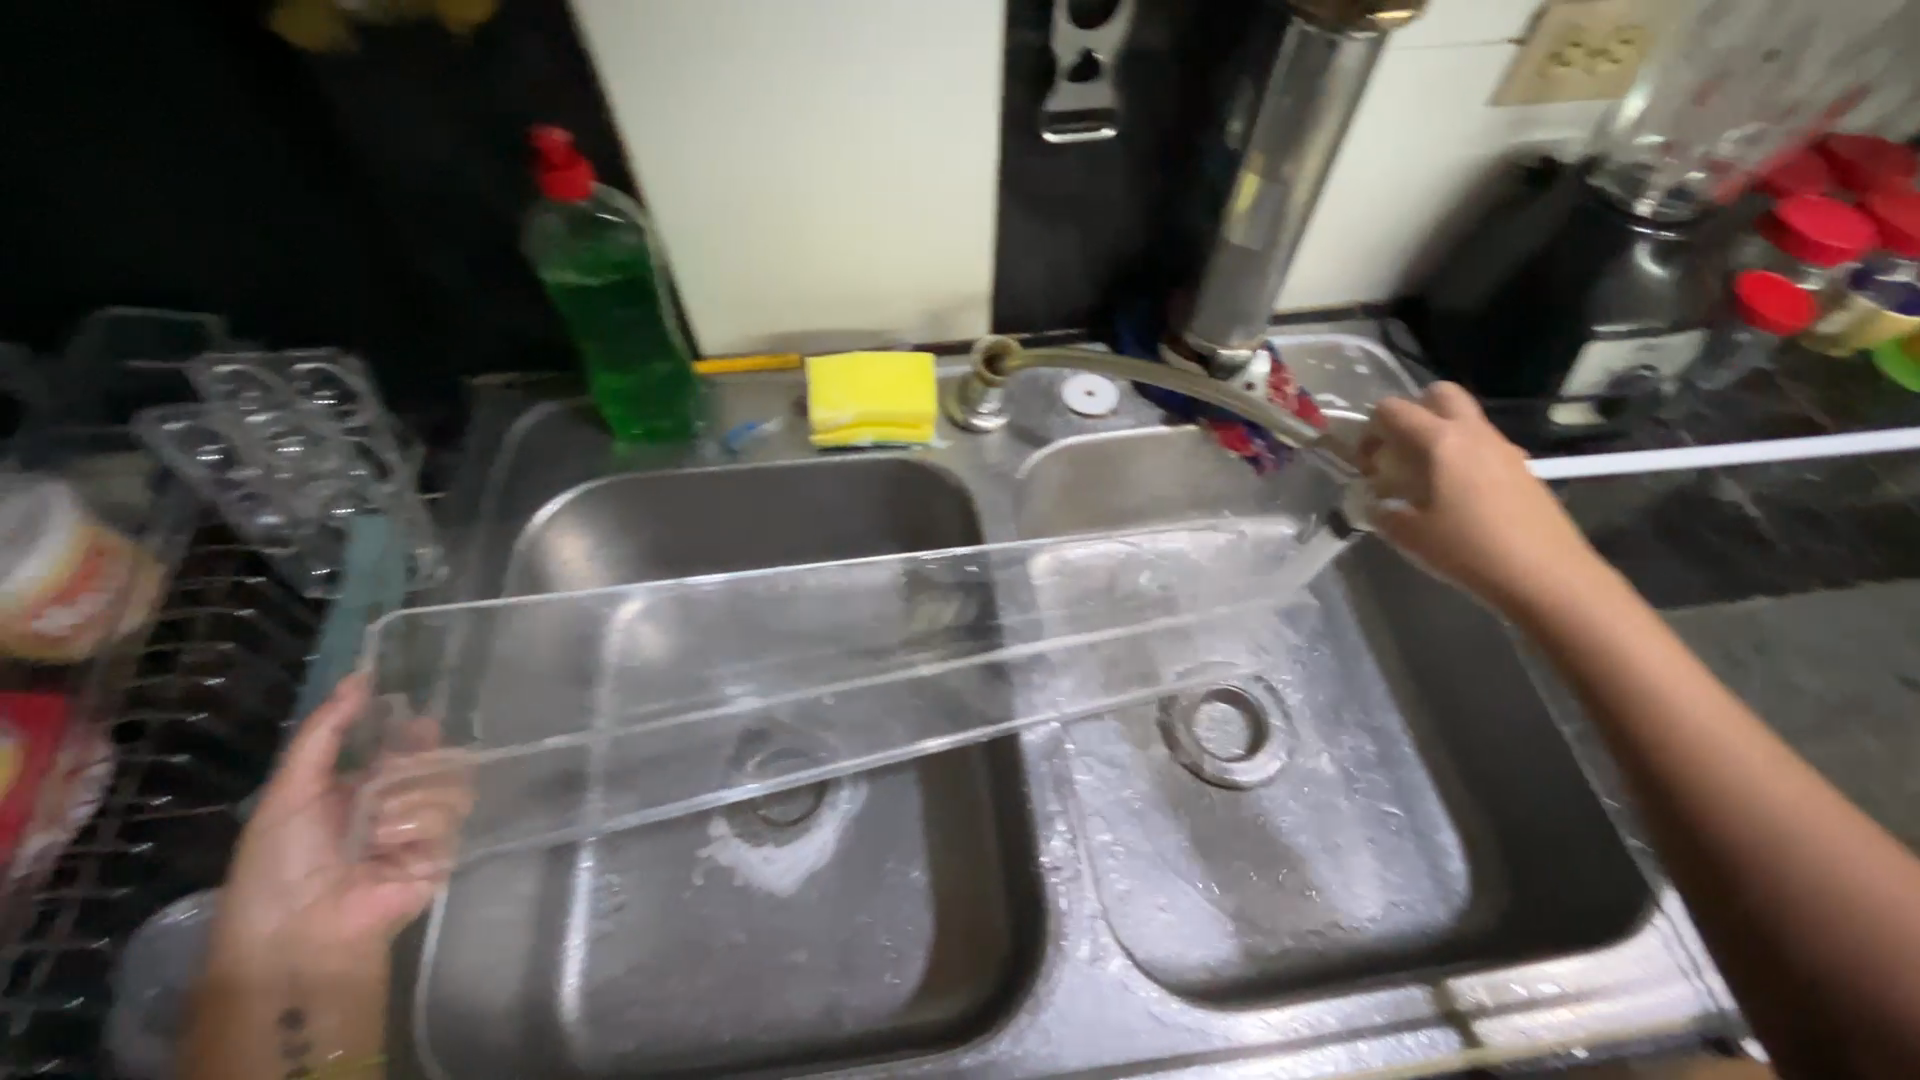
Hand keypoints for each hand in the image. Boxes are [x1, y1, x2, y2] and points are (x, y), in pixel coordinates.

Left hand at [209, 674, 465, 976]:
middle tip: (389, 781)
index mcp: (367, 783)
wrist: (293, 929)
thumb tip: (361, 676)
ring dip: (409, 803)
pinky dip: (417, 830)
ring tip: (375, 832)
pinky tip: (389, 850)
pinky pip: (451, 821)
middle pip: (441, 758)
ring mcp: (425, 829)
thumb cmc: (280, 860)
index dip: (418, 729)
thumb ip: (326, 730)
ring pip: (451, 785)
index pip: (411, 741)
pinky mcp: (443, 855)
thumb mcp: (290, 787)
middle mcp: (402, 802)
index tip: (418, 721)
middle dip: (417, 765)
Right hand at [1357, 383, 1607, 613]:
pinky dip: (1465, 459)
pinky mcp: (1524, 470)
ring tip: (1426, 480)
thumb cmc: (1469, 550)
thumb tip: (1376, 504)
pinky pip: (1485, 449)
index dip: (1371, 427)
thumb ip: (1383, 513)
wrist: (1546, 575)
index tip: (1367, 460)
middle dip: (1415, 411)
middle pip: (1441, 394)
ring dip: (1441, 437)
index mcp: (1441, 442)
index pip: (1395, 409)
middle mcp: (1474, 434)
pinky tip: (1459, 499)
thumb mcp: (1409, 536)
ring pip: (1466, 422)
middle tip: (1400, 449)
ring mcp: (1505, 450)